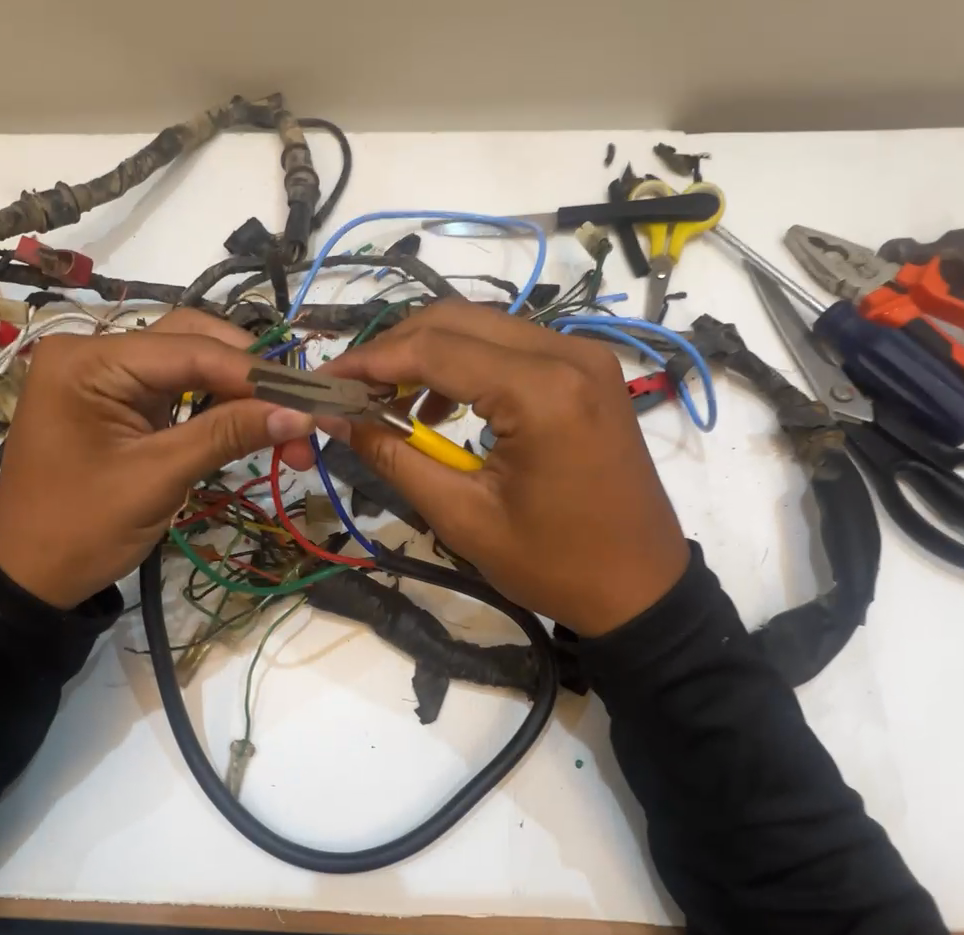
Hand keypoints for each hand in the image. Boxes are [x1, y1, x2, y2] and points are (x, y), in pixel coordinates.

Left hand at [0, 310, 316, 607]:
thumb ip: (226, 435)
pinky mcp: (116, 402)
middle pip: (190, 342)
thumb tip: (301, 413)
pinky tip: (250, 426)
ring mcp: (103, 377)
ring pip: (189, 365)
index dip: (254, 373)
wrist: (30, 577)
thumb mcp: (157, 479)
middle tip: (300, 413)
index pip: (188, 348)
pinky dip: (214, 409)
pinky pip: (175, 391)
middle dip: (248, 378)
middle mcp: (93, 352)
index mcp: (86, 359)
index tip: (311, 398)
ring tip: (286, 427)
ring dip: (238, 394)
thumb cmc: (82, 529)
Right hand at [319, 301, 688, 636]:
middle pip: (456, 320)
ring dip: (428, 354)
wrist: (639, 586)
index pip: (433, 349)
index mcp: (542, 391)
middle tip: (352, 390)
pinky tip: (441, 410)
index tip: (324, 379)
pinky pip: (511, 346)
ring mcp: (584, 356)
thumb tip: (336, 417)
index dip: (370, 361)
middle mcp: (567, 353)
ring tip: (389, 404)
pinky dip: (466, 365)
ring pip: (482, 326)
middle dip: (394, 350)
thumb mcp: (462, 517)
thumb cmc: (553, 564)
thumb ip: (394, 457)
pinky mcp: (588, 370)